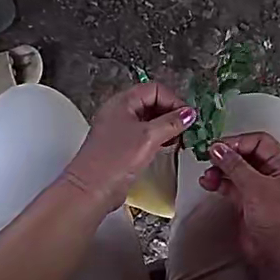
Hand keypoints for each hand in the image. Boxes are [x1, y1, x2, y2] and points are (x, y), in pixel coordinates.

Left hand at [61, 83, 195, 205]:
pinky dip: (157, 137)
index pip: (155, 90)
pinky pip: (143, 134)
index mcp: (122, 102)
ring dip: (166, 126)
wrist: (91, 189)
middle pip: (152, 102)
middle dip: (171, 113)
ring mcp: (119, 129)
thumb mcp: (148, 137)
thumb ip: (171, 122)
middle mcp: (119, 112)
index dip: (173, 100)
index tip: (187, 116)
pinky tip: (166, 147)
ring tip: (178, 138)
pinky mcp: (121, 146)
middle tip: (185, 128)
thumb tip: (189, 113)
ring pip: (148, 119)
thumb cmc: (114, 160)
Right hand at [199, 133, 279, 268]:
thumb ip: (235, 165)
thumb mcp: (256, 187)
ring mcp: (260, 191)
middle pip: (247, 156)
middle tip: (209, 157)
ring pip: (237, 171)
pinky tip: (209, 183)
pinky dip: (220, 183)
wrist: (279, 257)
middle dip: (227, 156)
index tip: (220, 146)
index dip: (239, 142)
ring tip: (208, 174)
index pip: (260, 142)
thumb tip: (219, 148)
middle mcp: (273, 176)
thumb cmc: (279, 222)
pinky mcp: (248, 204)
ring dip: (220, 170)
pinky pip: (232, 187)